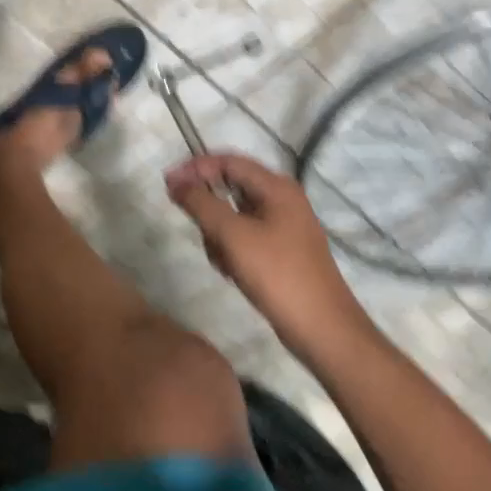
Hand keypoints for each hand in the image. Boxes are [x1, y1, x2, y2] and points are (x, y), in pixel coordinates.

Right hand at [166, 155, 371, 353]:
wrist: (323, 329)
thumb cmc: (278, 274)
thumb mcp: (232, 235)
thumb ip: (200, 203)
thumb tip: (175, 180)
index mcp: (277, 188)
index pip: (227, 161)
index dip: (194, 168)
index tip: (168, 185)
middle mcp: (282, 200)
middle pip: (229, 188)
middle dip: (208, 209)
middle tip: (198, 230)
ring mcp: (283, 226)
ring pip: (233, 215)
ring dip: (218, 234)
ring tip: (221, 259)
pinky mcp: (281, 250)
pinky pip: (243, 236)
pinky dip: (231, 248)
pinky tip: (232, 271)